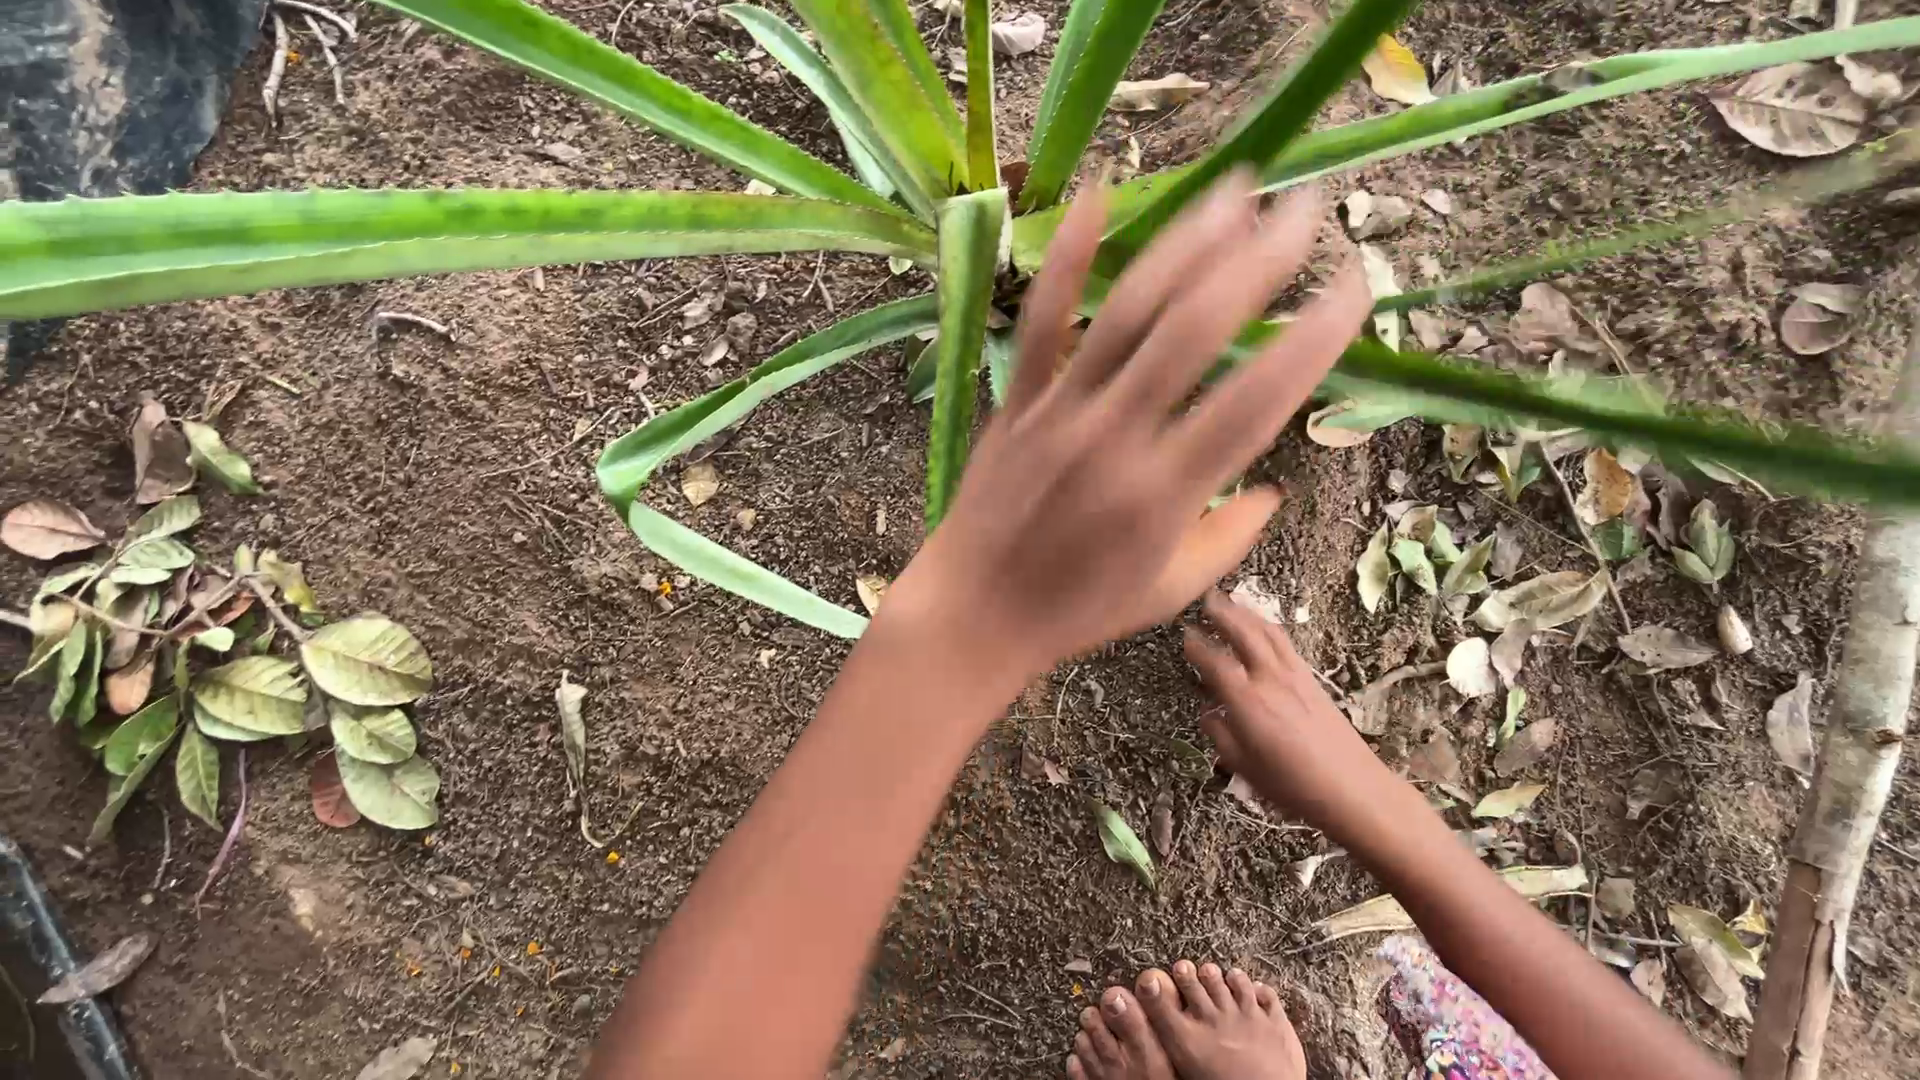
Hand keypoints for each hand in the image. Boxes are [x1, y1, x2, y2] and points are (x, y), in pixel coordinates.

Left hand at [884, 170, 1370, 676]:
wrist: (974, 613)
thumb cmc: (1074, 610)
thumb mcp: (1166, 593)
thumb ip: (1228, 540)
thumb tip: (1274, 489)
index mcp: (1165, 496)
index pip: (1255, 402)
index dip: (1313, 341)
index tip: (1354, 288)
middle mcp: (1116, 441)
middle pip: (1195, 334)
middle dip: (1258, 263)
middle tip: (1305, 210)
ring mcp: (1060, 414)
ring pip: (1127, 313)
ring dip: (1184, 245)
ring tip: (1235, 191)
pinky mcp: (1016, 402)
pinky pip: (1041, 322)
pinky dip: (1067, 259)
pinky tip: (1098, 196)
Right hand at [1184, 592, 1403, 842]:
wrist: (1353, 788)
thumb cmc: (1293, 785)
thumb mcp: (1244, 767)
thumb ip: (1221, 736)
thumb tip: (1209, 715)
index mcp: (1247, 702)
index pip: (1215, 663)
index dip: (1196, 647)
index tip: (1183, 636)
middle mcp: (1269, 679)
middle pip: (1243, 634)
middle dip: (1222, 614)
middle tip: (1205, 600)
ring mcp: (1294, 676)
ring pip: (1267, 632)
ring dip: (1246, 614)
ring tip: (1230, 602)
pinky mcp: (1312, 679)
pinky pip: (1285, 642)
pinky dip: (1268, 627)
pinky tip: (1262, 627)